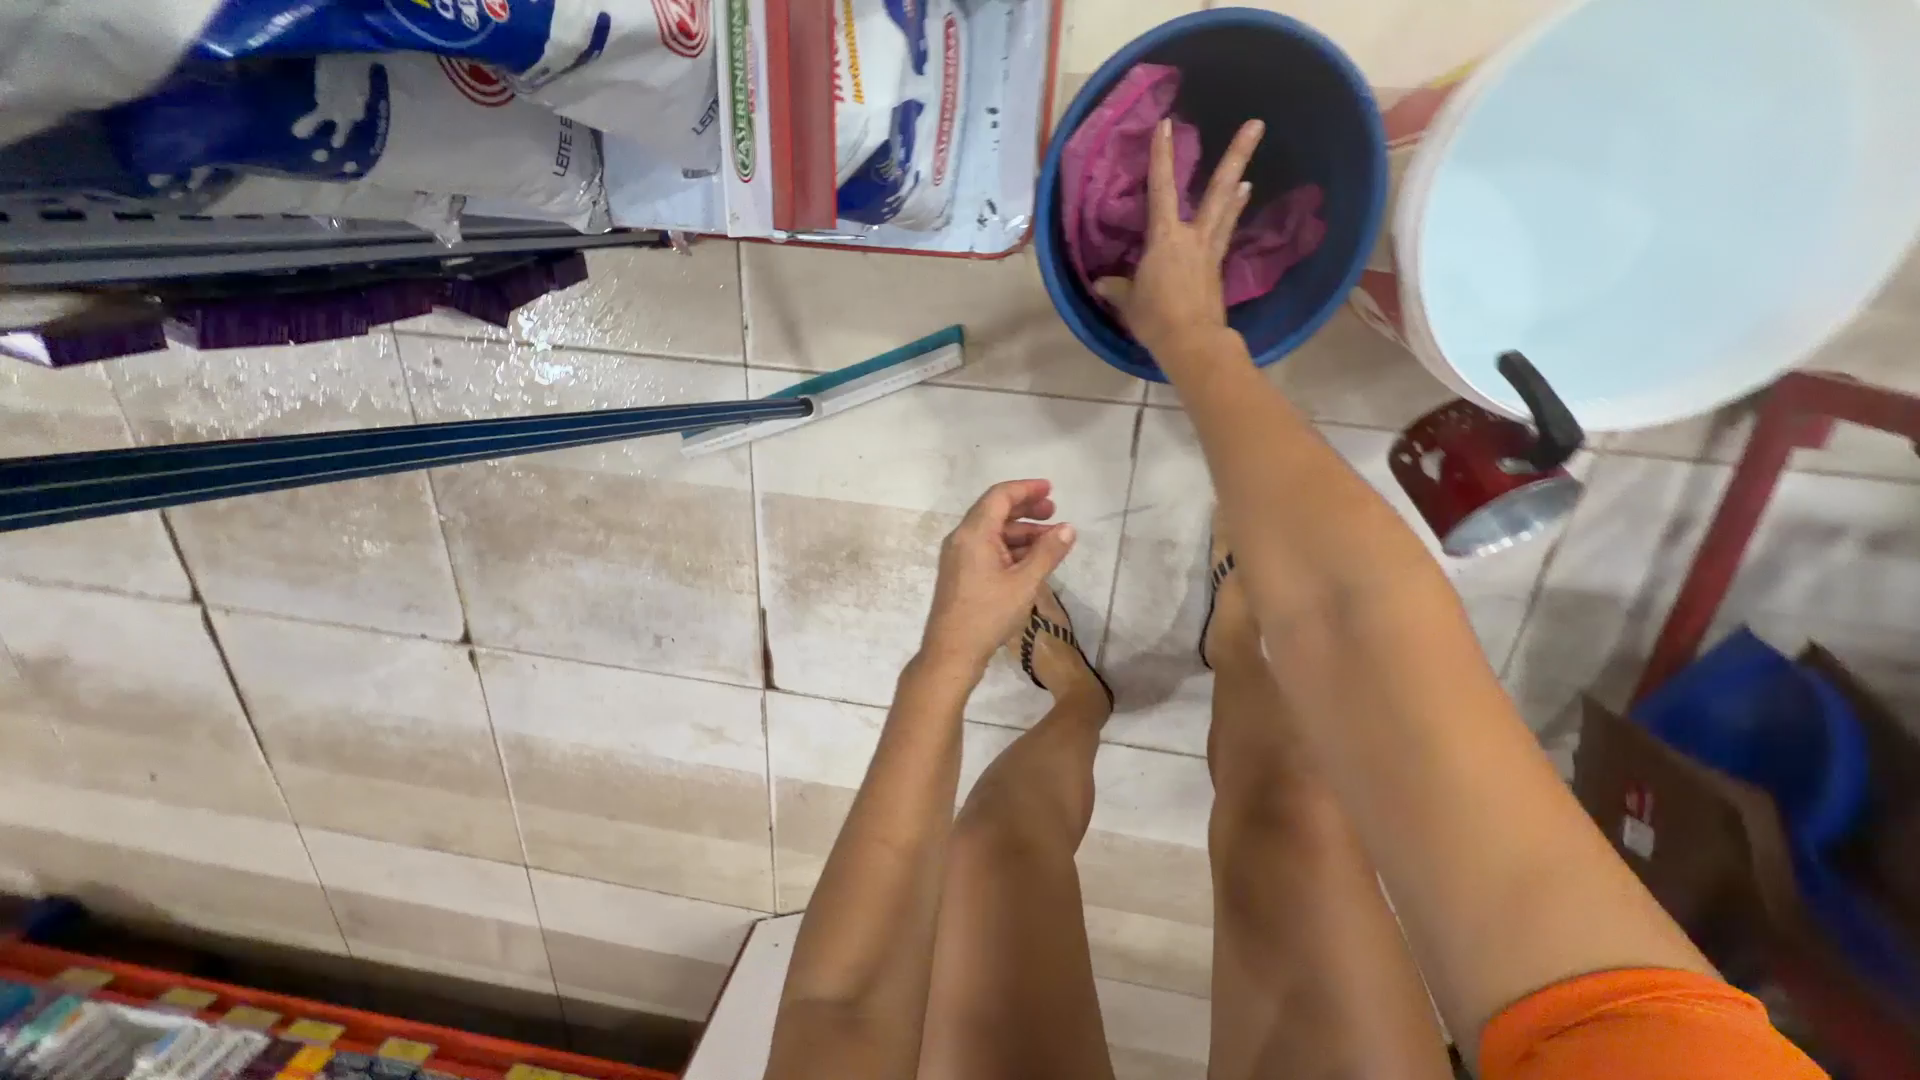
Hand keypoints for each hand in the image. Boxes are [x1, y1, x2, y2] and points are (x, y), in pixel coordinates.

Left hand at [921, 480, 1077, 671]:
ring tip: (1051, 539)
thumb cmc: (988, 614)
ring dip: (1021, 531)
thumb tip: (1068, 528)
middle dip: (1026, 508)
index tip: (1051, 489)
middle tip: (1054, 512)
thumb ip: (1048, 552)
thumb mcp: (1024, 583)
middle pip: (995, 510)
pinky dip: (1010, 547)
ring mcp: (958, 556)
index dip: (1026, 489)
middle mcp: (962, 538)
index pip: (1000, 496)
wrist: (951, 651)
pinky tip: (1031, 559)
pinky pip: (987, 548)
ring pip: (992, 531)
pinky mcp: (961, 572)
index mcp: (974, 533)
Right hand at [1093, 117, 1265, 364]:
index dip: (1162, 156)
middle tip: (1257, 123)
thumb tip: (1103, 283)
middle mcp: (1192, 237)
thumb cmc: (1155, 319)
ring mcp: (1209, 252)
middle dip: (1236, 155)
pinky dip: (1230, 220)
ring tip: (1247, 176)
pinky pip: (1225, 236)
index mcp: (1164, 238)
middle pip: (1217, 189)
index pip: (1161, 188)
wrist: (1192, 343)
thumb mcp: (1129, 303)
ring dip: (1235, 190)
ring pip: (1226, 212)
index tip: (1166, 125)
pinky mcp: (1217, 271)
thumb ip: (1118, 288)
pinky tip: (1234, 213)